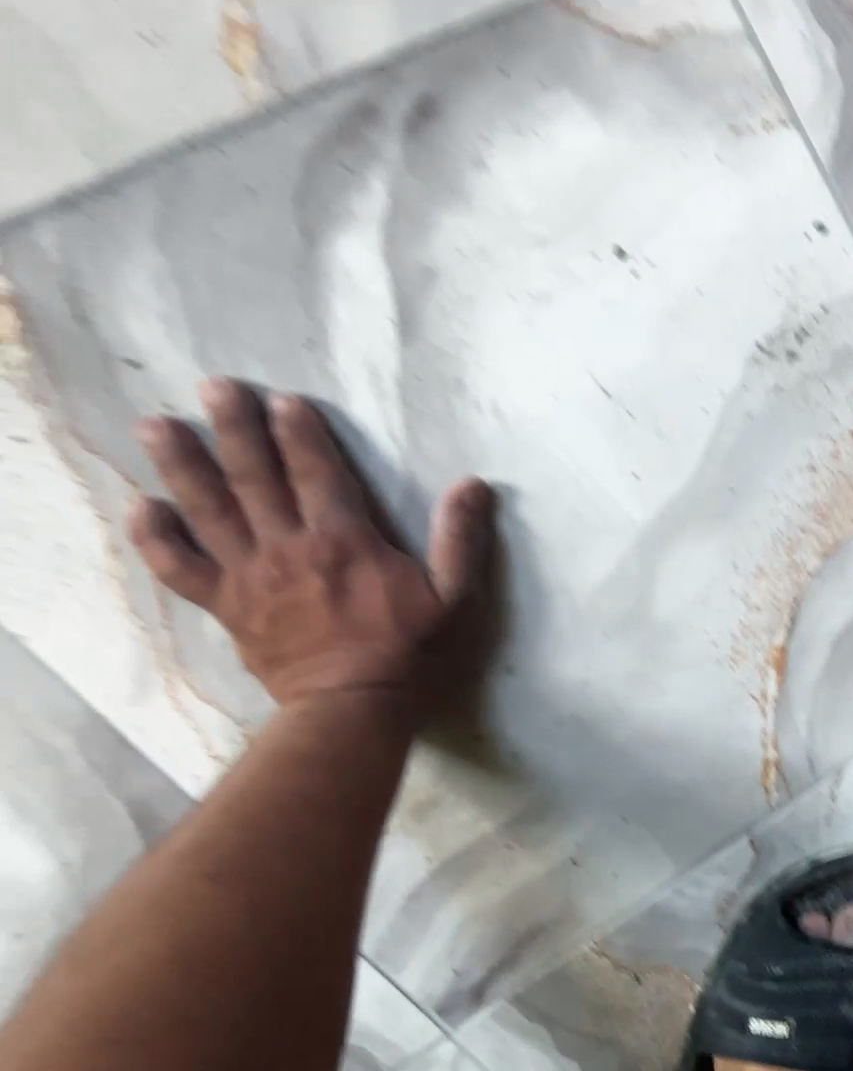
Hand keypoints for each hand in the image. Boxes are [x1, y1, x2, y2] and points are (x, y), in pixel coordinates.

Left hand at [129, 378, 495, 720]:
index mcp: (344, 541)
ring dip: (182, 465)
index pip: (317, 475)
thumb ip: (461, 537)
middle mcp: (288, 548)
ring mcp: (249, 576)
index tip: (283, 400)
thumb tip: (474, 484)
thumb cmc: (407, 645)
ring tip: (158, 425)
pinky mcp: (225, 603)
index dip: (300, 435)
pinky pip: (181, 566)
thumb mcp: (453, 592)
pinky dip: (156, 536)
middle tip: (216, 387)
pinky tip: (142, 506)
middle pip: (254, 479)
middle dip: (235, 430)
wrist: (350, 701)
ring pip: (208, 511)